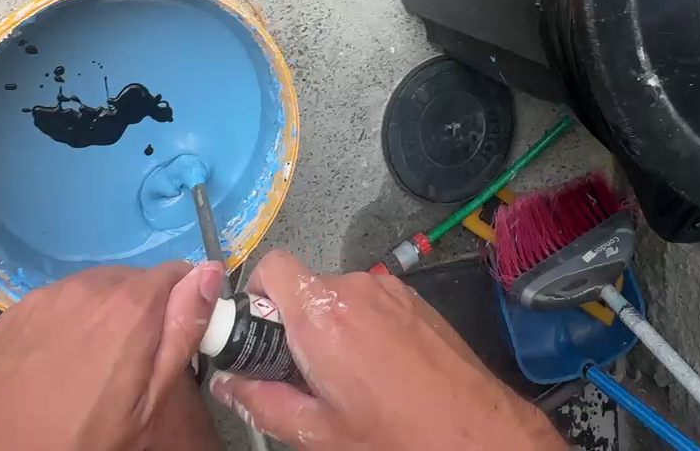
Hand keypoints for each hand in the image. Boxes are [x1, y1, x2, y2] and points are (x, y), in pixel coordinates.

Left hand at [0, 260, 226, 450]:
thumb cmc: (75, 441)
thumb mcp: (146, 406)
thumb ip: (182, 332)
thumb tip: (210, 272)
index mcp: (133, 304)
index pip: (180, 273)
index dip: (183, 305)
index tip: (171, 340)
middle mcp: (94, 284)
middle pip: (138, 281)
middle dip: (143, 312)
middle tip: (129, 366)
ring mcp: (50, 294)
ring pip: (98, 289)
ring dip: (104, 315)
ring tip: (88, 368)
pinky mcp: (16, 308)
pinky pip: (61, 301)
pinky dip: (68, 322)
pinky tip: (54, 364)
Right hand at [209, 251, 565, 450]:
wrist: (472, 427)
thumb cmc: (391, 433)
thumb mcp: (318, 431)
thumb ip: (263, 402)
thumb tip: (227, 382)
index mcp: (321, 312)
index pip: (272, 265)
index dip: (257, 292)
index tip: (259, 333)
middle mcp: (353, 286)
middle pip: (304, 286)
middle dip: (294, 322)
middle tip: (301, 372)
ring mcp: (386, 287)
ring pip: (338, 294)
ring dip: (330, 325)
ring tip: (345, 377)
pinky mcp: (411, 296)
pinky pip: (370, 300)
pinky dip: (361, 324)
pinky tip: (377, 366)